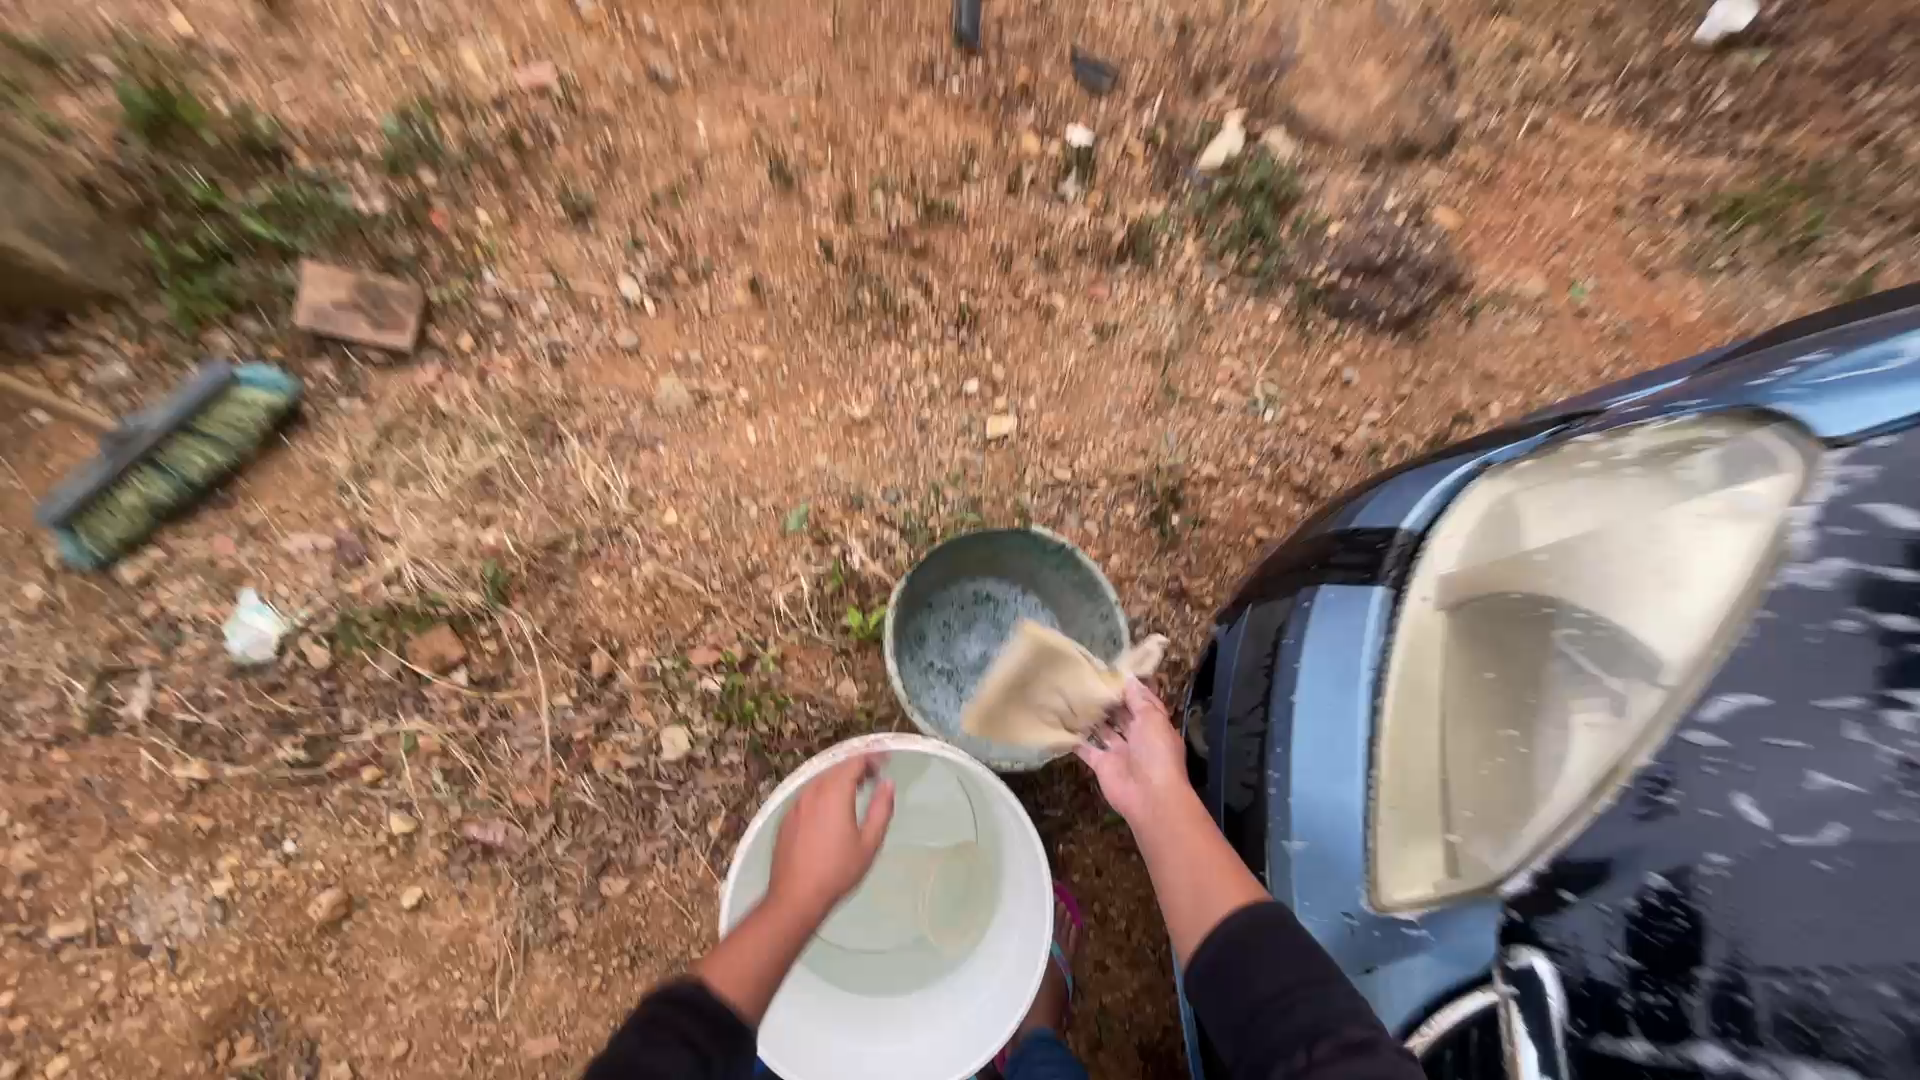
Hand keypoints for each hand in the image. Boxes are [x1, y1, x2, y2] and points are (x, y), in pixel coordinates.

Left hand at [768, 753, 894, 917]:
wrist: (794, 897)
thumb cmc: (837, 871)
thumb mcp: (869, 843)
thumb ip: (881, 809)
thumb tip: (887, 783)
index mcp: (834, 793)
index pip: (854, 761)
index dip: (872, 757)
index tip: (886, 760)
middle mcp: (812, 791)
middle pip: (836, 767)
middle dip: (857, 766)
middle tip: (874, 775)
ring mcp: (796, 804)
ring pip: (821, 779)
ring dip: (840, 778)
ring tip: (857, 789)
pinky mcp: (787, 817)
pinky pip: (809, 794)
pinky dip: (824, 791)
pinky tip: (831, 808)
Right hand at [1074, 678, 1192, 824]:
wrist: (1150, 797)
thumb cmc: (1156, 753)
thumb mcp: (1152, 719)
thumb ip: (1139, 699)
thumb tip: (1130, 678)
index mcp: (1154, 726)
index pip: (1143, 703)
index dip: (1131, 689)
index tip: (1114, 673)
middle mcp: (1138, 738)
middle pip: (1123, 716)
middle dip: (1110, 702)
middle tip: (1089, 681)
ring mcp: (1120, 753)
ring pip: (1105, 731)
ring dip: (1093, 718)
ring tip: (1074, 697)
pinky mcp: (1102, 765)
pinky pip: (1088, 750)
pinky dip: (1076, 740)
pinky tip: (1063, 724)